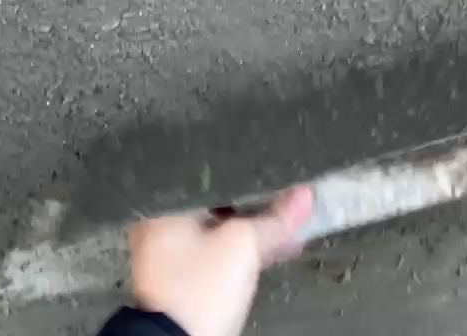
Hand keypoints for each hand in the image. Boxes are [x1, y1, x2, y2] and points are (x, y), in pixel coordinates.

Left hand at [128, 186, 312, 335]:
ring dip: (255, 229)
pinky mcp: (187, 282)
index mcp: (165, 208)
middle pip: (219, 204)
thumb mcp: (244, 244)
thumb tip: (303, 198)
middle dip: (256, 204)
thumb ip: (275, 219)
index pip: (213, 177)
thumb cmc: (198, 290)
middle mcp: (163, 228)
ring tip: (288, 224)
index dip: (248, 177)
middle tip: (284, 198)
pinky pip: (221, 254)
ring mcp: (173, 257)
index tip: (274, 178)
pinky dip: (245, 250)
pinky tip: (275, 246)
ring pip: (223, 231)